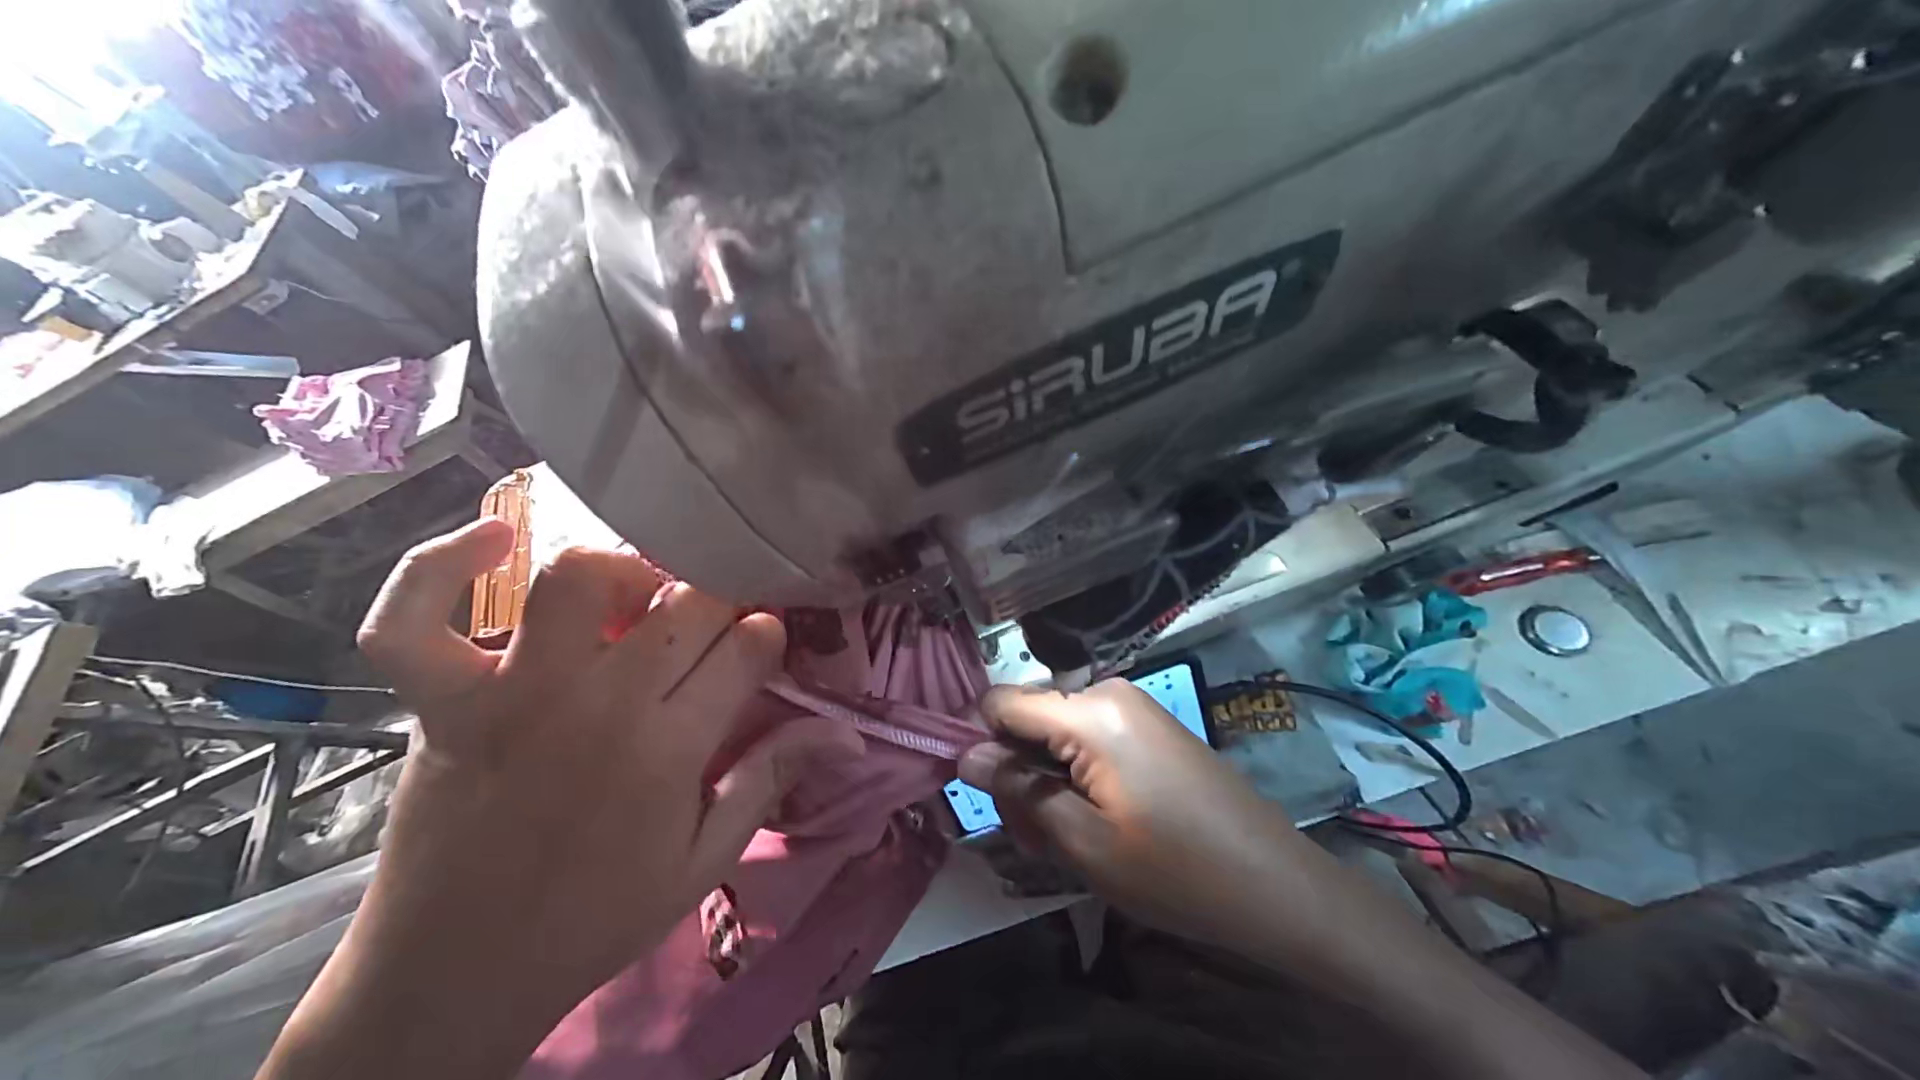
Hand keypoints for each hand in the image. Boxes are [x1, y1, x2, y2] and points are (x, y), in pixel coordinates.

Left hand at [260, 519, 858, 1079]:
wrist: (455, 976)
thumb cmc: (596, 918)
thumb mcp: (703, 861)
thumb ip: (771, 779)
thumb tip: (850, 734)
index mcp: (668, 749)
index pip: (745, 648)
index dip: (766, 634)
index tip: (765, 640)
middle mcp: (597, 704)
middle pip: (681, 603)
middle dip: (716, 600)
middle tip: (713, 622)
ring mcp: (511, 695)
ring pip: (575, 580)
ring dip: (622, 571)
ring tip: (637, 595)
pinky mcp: (442, 702)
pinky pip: (412, 618)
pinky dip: (440, 567)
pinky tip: (494, 539)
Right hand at [958, 679, 1306, 945]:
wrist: (1277, 886)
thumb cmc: (1175, 870)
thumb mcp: (1082, 841)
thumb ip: (1017, 790)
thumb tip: (965, 755)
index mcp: (1090, 712)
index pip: (1000, 702)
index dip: (980, 744)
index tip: (985, 798)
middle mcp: (1108, 693)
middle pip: (1029, 720)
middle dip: (1019, 777)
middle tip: (1036, 842)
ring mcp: (1134, 709)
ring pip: (1056, 736)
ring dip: (1047, 786)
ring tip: (1067, 845)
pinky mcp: (1149, 728)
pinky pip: (1089, 741)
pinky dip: (1077, 779)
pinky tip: (1094, 826)